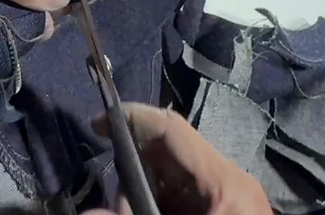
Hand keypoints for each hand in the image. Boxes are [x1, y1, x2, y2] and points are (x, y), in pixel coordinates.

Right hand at [95, 103, 269, 214]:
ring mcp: (226, 202)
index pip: (171, 129)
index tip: (97, 127)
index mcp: (225, 181)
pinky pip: (178, 201)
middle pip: (166, 154)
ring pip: (169, 180)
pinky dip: (157, 207)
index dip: (132, 119)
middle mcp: (227, 182)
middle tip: (119, 210)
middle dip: (133, 175)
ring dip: (142, 198)